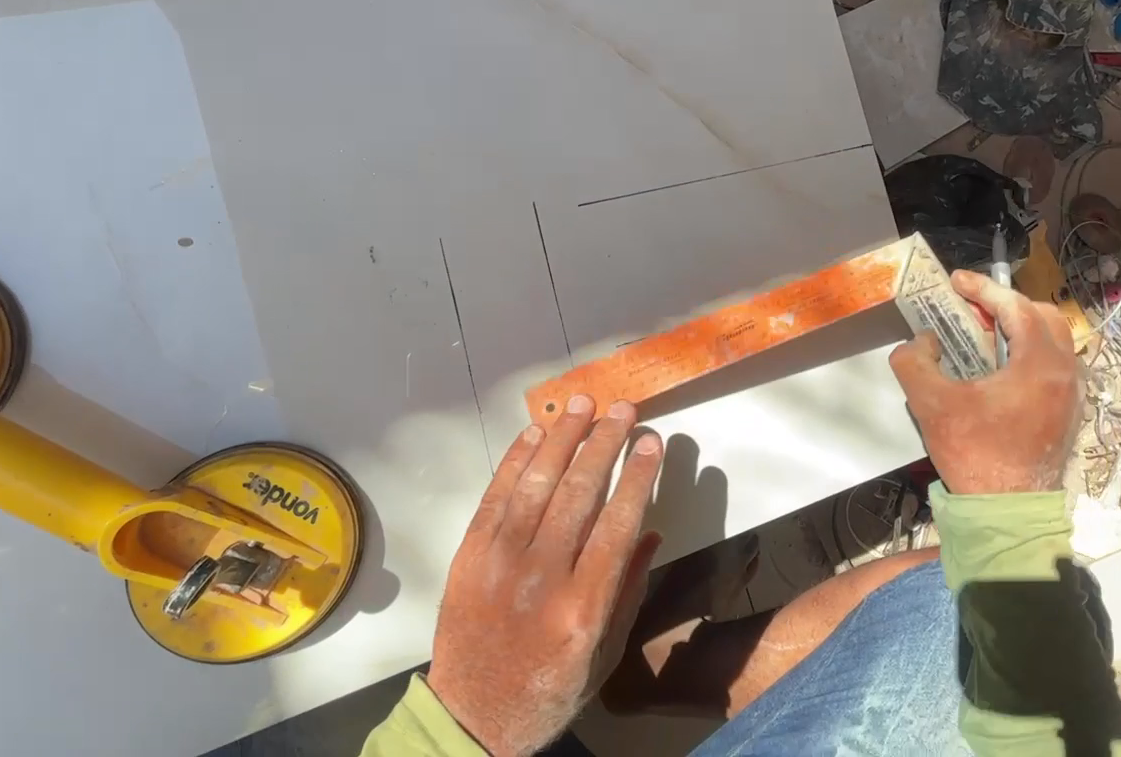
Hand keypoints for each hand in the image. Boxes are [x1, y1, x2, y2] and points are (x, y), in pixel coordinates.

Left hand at [426, 396, 664, 755]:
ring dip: (562, 437)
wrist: (470, 717)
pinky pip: (495, 495)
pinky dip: (515, 459)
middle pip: (579, 492)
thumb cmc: (549, 689)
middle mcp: (541, 577)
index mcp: (582, 607)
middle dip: (604, 443)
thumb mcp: (605, 655)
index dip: (637, 476)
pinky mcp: (468, 555)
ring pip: (537, 483)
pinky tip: (535, 433)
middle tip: (623, 410)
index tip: (651, 442)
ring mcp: (499, 561)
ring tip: (582, 404)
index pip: (618, 523)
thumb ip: (629, 589)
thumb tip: (651, 529)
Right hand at [890, 269, 1080, 493]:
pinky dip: (1028, 351)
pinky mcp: (1068, 412)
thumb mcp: (931, 404)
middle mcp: (1065, 373)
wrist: (1007, 512)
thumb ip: (914, 362)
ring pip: (1054, 341)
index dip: (983, 289)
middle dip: (1007, 304)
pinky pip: (1054, 365)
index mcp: (1039, 365)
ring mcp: (1072, 394)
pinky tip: (999, 367)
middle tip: (973, 308)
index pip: (1016, 308)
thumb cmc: (974, 454)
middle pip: (1044, 317)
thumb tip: (922, 342)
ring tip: (984, 334)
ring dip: (1020, 328)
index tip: (956, 281)